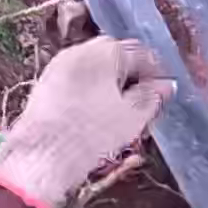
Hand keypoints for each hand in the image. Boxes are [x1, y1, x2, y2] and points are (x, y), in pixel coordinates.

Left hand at [0, 37, 175, 207]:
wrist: (42, 156)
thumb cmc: (92, 134)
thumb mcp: (132, 118)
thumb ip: (152, 98)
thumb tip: (165, 87)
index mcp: (105, 51)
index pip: (141, 54)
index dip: (157, 74)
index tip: (163, 93)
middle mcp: (79, 51)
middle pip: (114, 59)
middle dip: (130, 78)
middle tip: (142, 104)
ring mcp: (57, 67)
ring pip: (93, 71)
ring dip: (108, 86)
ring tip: (119, 114)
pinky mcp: (44, 87)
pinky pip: (75, 84)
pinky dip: (89, 94)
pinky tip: (94, 117)